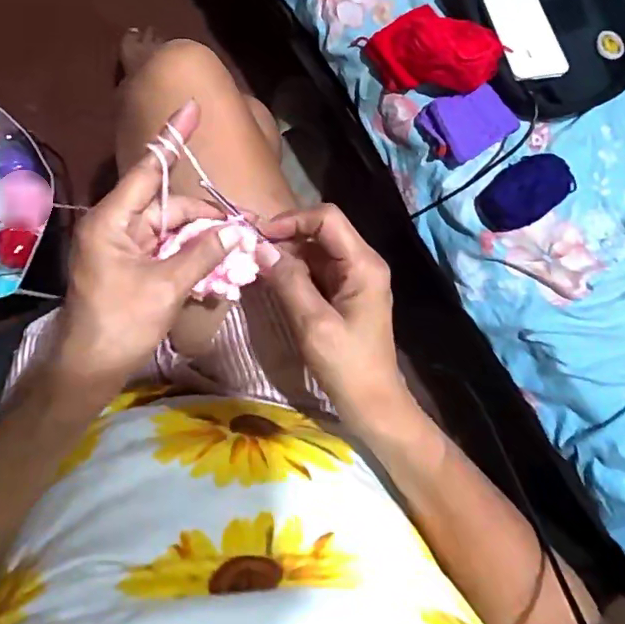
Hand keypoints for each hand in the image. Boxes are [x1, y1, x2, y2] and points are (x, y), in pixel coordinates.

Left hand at [53, 101, 231, 400]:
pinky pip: (165, 249)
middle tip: (241, 228)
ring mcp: (122, 245)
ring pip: (171, 228)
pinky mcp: (130, 264)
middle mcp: (116, 225)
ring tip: (233, 254)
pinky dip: (189, 256)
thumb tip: (233, 232)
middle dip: (204, 215)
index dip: (172, 137)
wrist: (87, 369)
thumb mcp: (165, 288)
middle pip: (168, 205)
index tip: (191, 106)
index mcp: (113, 220)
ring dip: (200, 240)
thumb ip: (201, 254)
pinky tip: (214, 271)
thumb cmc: (120, 325)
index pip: (149, 169)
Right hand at [255, 204, 407, 426]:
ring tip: (256, 263)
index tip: (260, 237)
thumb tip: (260, 248)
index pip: (327, 218)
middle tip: (251, 249)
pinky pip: (316, 268)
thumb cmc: (347, 364)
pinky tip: (272, 278)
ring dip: (286, 252)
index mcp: (363, 264)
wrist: (373, 404)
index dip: (292, 220)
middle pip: (321, 229)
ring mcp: (354, 277)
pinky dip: (293, 269)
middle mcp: (362, 263)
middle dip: (285, 234)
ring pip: (316, 248)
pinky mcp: (344, 292)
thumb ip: (289, 281)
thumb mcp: (313, 323)